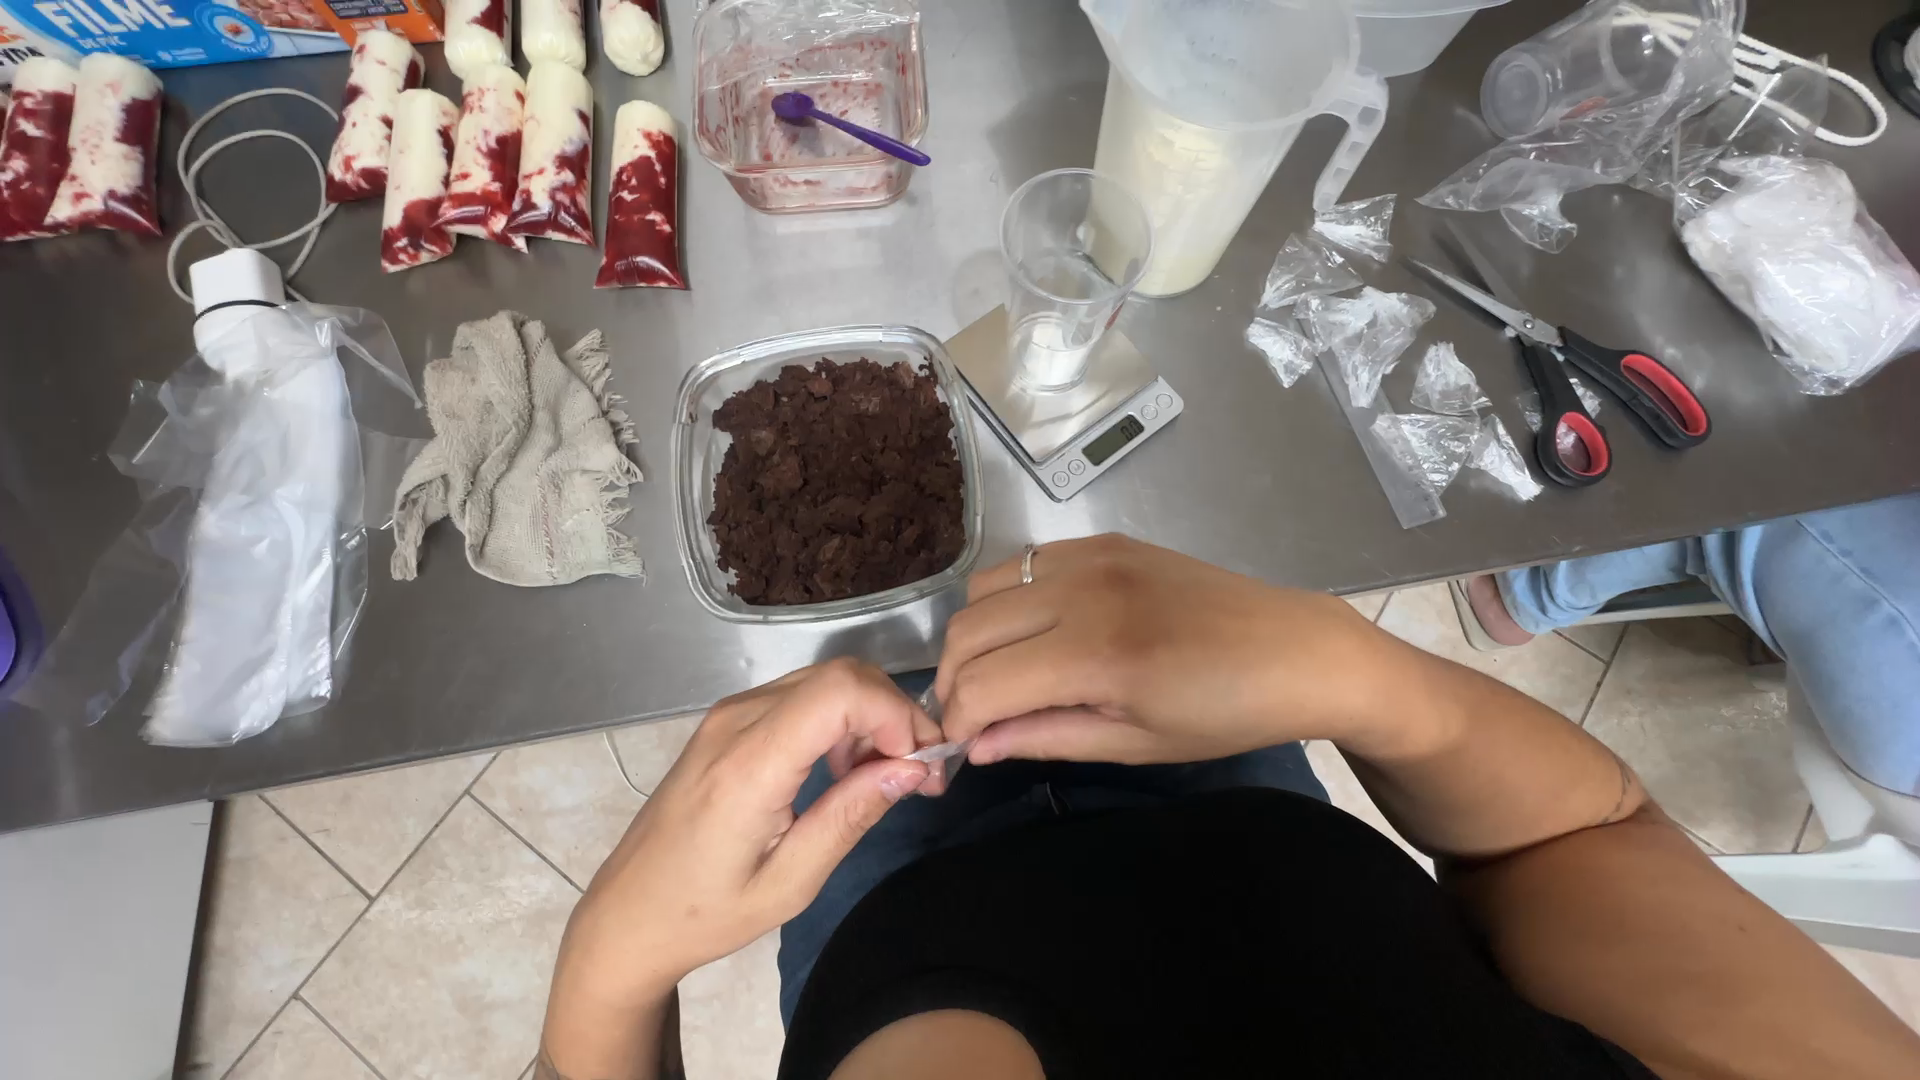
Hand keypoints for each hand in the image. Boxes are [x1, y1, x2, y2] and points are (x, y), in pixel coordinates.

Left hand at [550, 660, 934, 1012]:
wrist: (626, 913)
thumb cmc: (706, 912)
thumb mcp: (791, 882)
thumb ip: (852, 815)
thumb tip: (914, 768)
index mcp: (750, 764)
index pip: (841, 692)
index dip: (895, 714)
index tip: (920, 765)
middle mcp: (738, 719)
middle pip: (842, 675)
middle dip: (894, 714)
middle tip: (918, 773)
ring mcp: (731, 712)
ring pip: (827, 679)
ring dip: (870, 716)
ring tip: (882, 775)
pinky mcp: (731, 717)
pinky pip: (803, 694)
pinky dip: (841, 718)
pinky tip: (841, 766)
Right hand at [934, 534, 1393, 765]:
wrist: (1297, 652)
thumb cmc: (1225, 714)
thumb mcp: (1135, 743)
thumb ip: (1045, 738)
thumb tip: (975, 745)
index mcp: (1096, 654)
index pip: (980, 686)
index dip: (956, 723)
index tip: (961, 748)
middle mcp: (1081, 590)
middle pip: (967, 631)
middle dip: (954, 681)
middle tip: (974, 716)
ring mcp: (1090, 555)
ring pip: (982, 589)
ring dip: (975, 636)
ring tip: (1000, 671)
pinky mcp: (1102, 540)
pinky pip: (1022, 563)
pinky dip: (1007, 600)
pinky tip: (1036, 630)